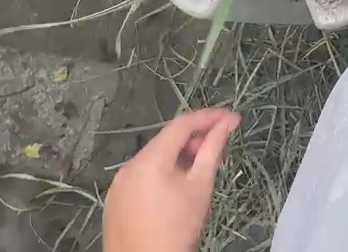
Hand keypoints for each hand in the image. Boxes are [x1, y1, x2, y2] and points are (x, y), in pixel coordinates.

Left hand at [103, 109, 239, 251]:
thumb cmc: (177, 229)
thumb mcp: (201, 185)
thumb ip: (213, 148)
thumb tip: (227, 122)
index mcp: (149, 159)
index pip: (182, 124)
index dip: (209, 118)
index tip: (232, 119)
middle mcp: (129, 166)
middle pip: (167, 141)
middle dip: (196, 141)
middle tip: (220, 151)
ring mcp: (118, 186)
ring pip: (155, 159)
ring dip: (181, 157)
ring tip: (202, 171)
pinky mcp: (115, 203)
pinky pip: (143, 177)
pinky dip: (163, 174)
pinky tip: (179, 188)